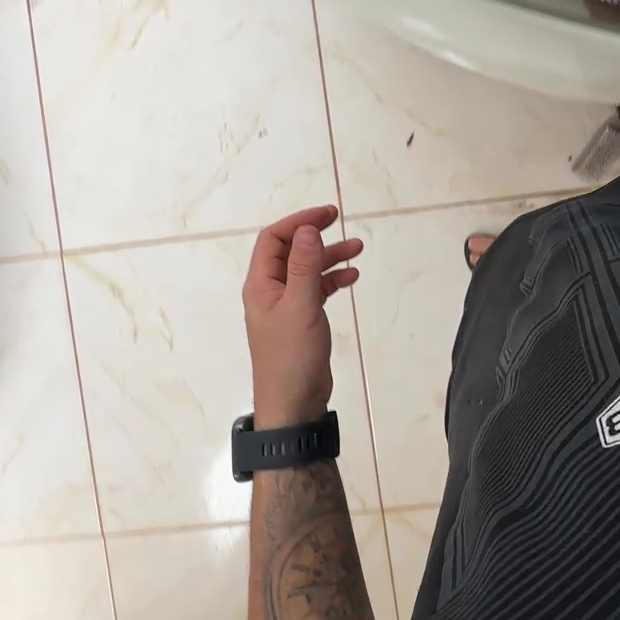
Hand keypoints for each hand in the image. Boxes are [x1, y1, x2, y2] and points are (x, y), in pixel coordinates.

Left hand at [242, 205, 364, 428]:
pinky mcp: (302, 319)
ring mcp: (286, 305)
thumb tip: (307, 229)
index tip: (327, 215)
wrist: (294, 404)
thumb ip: (304, 266)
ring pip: (307, 269)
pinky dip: (333, 279)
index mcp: (261, 284)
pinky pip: (316, 289)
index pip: (274, 239)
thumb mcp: (300, 306)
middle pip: (291, 250)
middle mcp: (271, 290)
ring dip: (330, 257)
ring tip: (358, 250)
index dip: (299, 221)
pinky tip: (352, 277)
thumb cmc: (291, 355)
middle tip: (340, 222)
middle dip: (315, 235)